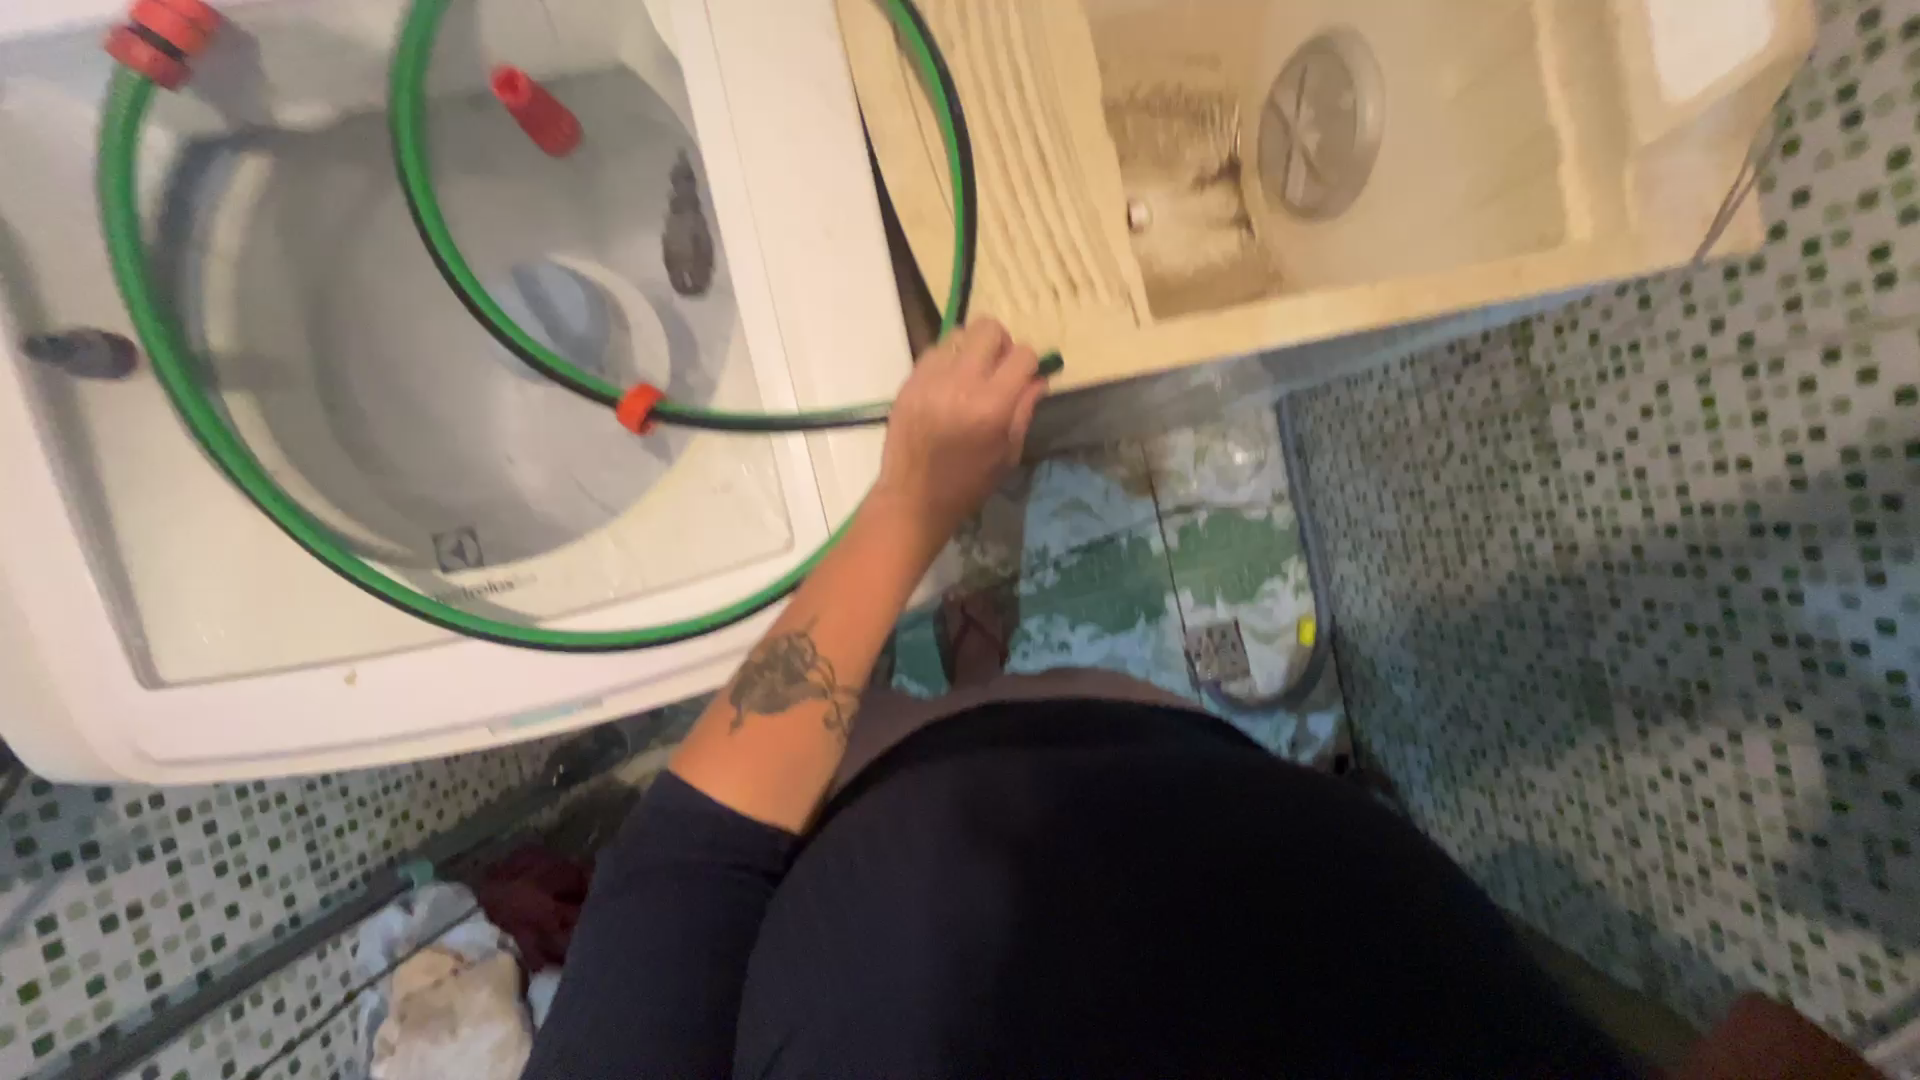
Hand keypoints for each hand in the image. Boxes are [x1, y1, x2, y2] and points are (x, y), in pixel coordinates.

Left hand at [871, 318, 1049, 545]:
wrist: (913, 498)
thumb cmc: (968, 484)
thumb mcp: (1008, 453)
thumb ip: (1024, 409)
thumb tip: (1038, 378)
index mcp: (991, 405)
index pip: (1023, 355)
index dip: (1030, 363)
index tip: (1025, 377)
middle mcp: (961, 383)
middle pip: (988, 329)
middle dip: (1001, 344)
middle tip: (998, 368)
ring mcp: (930, 379)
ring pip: (958, 335)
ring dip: (971, 350)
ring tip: (969, 377)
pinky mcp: (909, 383)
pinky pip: (934, 353)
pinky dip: (947, 362)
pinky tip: (946, 387)